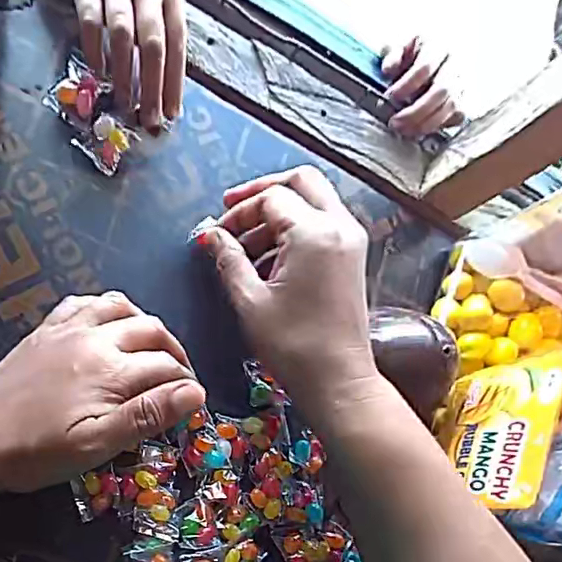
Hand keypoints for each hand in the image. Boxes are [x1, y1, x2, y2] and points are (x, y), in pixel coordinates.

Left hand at [0, 291, 205, 494]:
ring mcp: (65, 331)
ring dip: (146, 324)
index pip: (166, 367)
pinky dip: (105, 308)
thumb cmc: (34, 451)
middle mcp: (92, 339)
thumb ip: (146, 416)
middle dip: (175, 353)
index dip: (187, 385)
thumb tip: (194, 393)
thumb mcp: (95, 444)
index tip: (191, 406)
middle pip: (151, 331)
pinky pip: (82, 303)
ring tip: (153, 348)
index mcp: (110, 369)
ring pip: (120, 307)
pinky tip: (106, 323)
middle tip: (180, 380)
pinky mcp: (42, 333)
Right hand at [74, 0, 185, 130]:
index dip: (174, 81)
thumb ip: (163, 31)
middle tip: (149, 120)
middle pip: (153, 44)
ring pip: (123, 37)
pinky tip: (100, 74)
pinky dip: (96, 53)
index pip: (177, 43)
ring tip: (126, 104)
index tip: (171, 114)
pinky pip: (92, 25)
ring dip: (125, 76)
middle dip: (152, 87)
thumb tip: (163, 86)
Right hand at [200, 166, 379, 407]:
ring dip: (277, 214)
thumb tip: (210, 236)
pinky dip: (294, 230)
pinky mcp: (351, 258)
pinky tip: (268, 261)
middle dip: (262, 193)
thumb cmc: (294, 346)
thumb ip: (228, 260)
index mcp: (314, 233)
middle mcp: (340, 227)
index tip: (215, 235)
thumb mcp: (250, 301)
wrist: (336, 379)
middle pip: (300, 183)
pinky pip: (322, 224)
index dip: (237, 213)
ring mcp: (350, 241)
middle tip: (231, 212)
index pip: (270, 199)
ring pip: (313, 201)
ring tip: (244, 247)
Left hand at [381, 36, 461, 138]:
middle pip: (442, 90)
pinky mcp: (466, 96)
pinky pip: (458, 116)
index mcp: (440, 44)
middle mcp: (457, 62)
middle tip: (394, 122)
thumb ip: (393, 55)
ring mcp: (464, 80)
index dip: (406, 85)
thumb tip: (389, 69)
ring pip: (451, 106)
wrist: (439, 47)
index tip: (389, 97)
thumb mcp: (401, 45)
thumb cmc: (414, 50)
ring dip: (425, 123)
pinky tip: (421, 130)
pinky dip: (439, 126)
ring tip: (404, 130)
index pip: (425, 67)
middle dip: (415, 111)